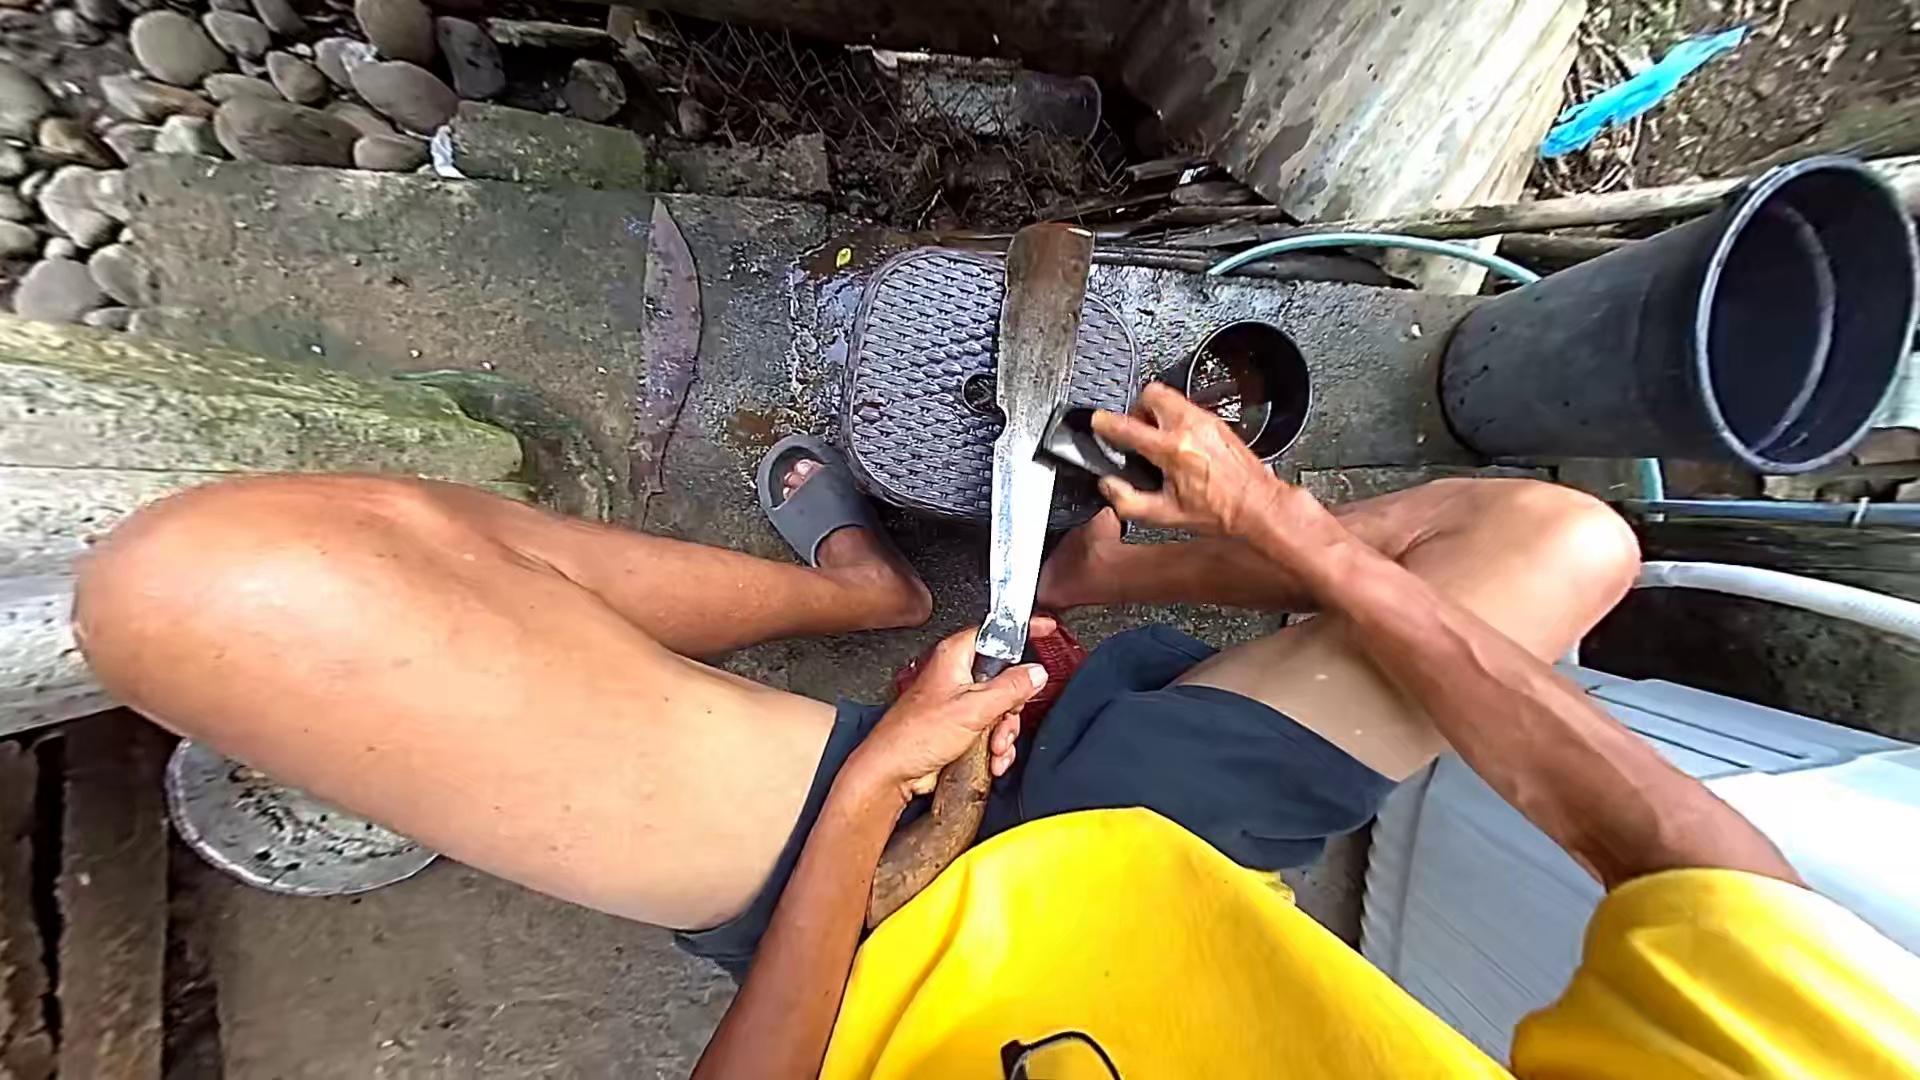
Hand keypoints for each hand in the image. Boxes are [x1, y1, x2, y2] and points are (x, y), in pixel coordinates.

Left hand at [843, 620, 1051, 804]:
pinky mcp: (960, 725)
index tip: (1046, 628)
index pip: (995, 632)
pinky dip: (995, 745)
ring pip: (1001, 706)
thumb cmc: (915, 735)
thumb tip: (1035, 673)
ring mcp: (958, 700)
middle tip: (1005, 719)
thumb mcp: (973, 708)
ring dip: (1004, 731)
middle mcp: (957, 674)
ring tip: (993, 746)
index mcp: (955, 656)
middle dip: (1012, 706)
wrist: (893, 771)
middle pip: (1005, 676)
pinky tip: (990, 758)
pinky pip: (990, 728)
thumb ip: (1010, 688)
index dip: (1021, 630)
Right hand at [1091, 382, 1286, 535]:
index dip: (1106, 423)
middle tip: (1134, 431)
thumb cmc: (1219, 512)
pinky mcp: (1217, 422)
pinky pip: (1186, 407)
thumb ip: (1126, 501)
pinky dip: (1174, 418)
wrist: (1257, 506)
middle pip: (1151, 394)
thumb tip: (1108, 486)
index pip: (1129, 427)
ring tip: (1154, 438)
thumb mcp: (1163, 515)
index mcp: (1173, 450)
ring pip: (1169, 397)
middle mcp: (1190, 428)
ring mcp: (1206, 421)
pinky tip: (1176, 443)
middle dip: (1136, 410)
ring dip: (1155, 413)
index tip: (1097, 422)